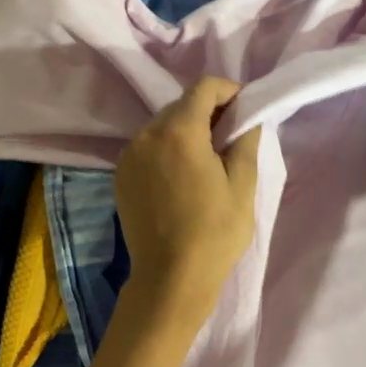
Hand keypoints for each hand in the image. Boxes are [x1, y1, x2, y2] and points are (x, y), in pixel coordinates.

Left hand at [115, 77, 262, 327]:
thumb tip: (245, 118)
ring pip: (162, 128)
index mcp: (179, 132)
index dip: (228, 92)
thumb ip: (244, 141)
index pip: (203, 88)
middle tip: (229, 141)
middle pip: (180, 106)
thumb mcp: (243, 186)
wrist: (170, 278)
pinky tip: (181, 180)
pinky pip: (147, 150)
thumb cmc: (213, 234)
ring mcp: (128, 157)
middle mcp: (146, 135)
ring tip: (205, 164)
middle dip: (207, 114)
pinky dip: (166, 153)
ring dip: (185, 134)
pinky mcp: (120, 177)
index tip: (244, 113)